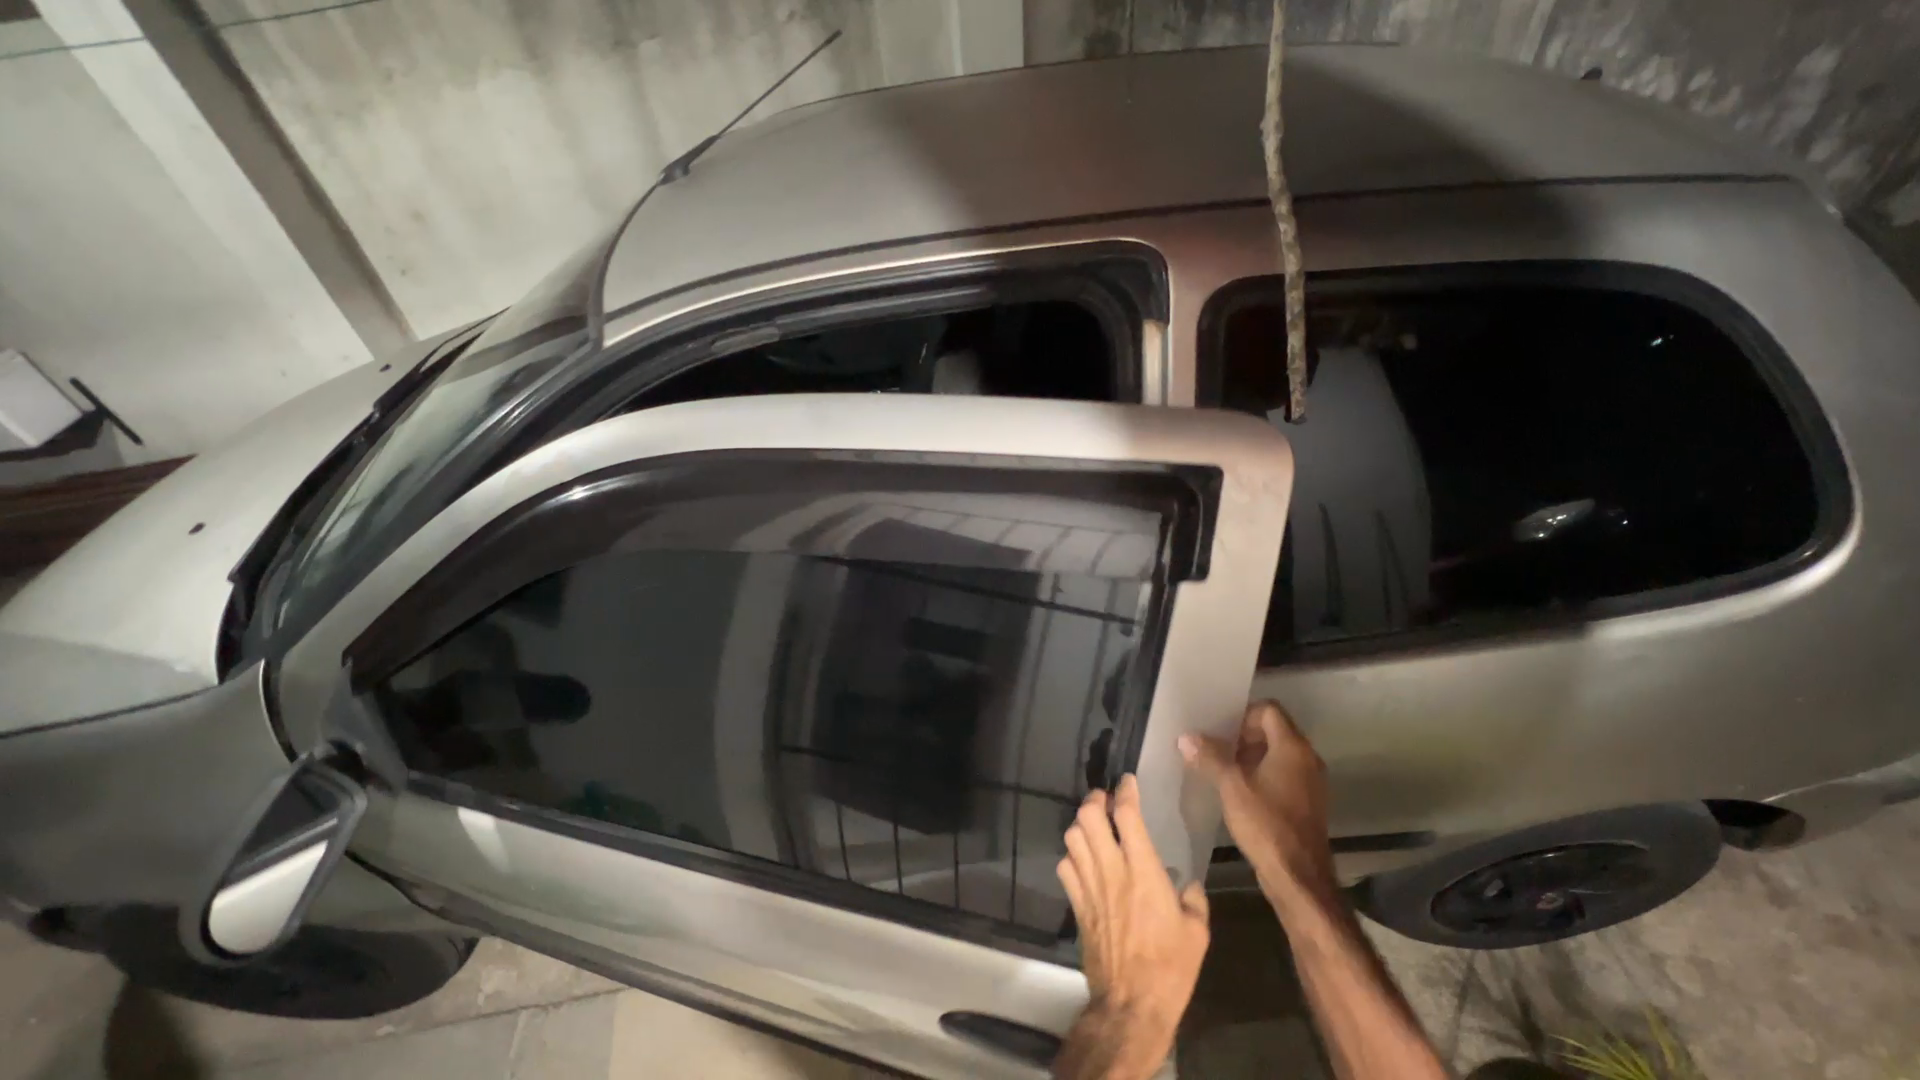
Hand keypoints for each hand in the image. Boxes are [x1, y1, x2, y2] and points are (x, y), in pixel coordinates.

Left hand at [1056, 775, 1210, 1034]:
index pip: (1127, 816)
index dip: (1125, 792)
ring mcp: (1090, 888)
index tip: (1127, 781)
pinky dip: (1071, 855)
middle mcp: (1112, 871)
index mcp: (1144, 871)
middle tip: (1105, 799)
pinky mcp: (1077, 906)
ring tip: (1093, 823)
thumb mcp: (1197, 932)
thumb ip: (1194, 900)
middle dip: (1095, 800)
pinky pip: (1065, 868)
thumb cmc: (1171, 967)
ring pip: (1072, 838)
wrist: (1131, 1003)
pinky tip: (1082, 859)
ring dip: (1081, 825)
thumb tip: (1190, 885)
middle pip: (1089, 818)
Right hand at [1180, 701, 1336, 906]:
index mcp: (1292, 748)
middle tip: (1216, 750)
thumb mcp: (1231, 787)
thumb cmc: (1265, 824)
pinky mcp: (1308, 802)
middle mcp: (1307, 758)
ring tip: (1223, 771)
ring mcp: (1310, 781)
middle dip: (1243, 736)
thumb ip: (1210, 757)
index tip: (1221, 732)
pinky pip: (1284, 774)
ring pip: (1279, 754)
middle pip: (1274, 730)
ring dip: (1251, 757)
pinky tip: (1240, 793)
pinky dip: (1263, 775)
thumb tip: (1186, 737)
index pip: (1269, 710)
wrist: (1298, 875)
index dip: (1243, 714)